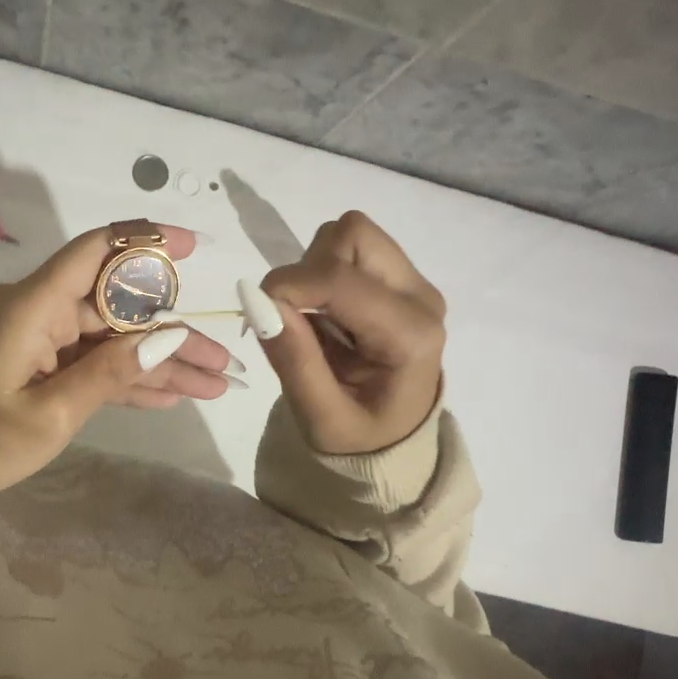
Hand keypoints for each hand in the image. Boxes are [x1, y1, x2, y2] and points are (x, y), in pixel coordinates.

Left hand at [0, 224, 237, 537]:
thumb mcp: (52, 415)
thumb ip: (111, 372)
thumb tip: (169, 337)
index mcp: (30, 307)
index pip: (95, 252)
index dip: (147, 243)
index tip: (196, 248)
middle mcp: (37, 311)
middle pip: (118, 306)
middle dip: (172, 333)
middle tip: (223, 362)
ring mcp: (40, 338)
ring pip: (114, 339)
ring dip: (160, 362)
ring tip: (215, 385)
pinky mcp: (42, 364)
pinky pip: (94, 362)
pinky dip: (129, 379)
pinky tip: (174, 395)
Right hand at [244, 211, 445, 454]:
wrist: (391, 443)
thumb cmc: (357, 438)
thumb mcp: (320, 417)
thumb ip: (293, 360)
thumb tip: (258, 301)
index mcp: (410, 335)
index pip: (340, 279)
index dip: (287, 286)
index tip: (258, 316)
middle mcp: (419, 297)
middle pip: (352, 235)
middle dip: (307, 270)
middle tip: (295, 320)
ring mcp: (412, 284)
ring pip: (348, 235)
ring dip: (314, 270)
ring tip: (312, 321)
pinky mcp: (398, 280)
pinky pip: (349, 250)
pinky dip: (322, 273)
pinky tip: (324, 316)